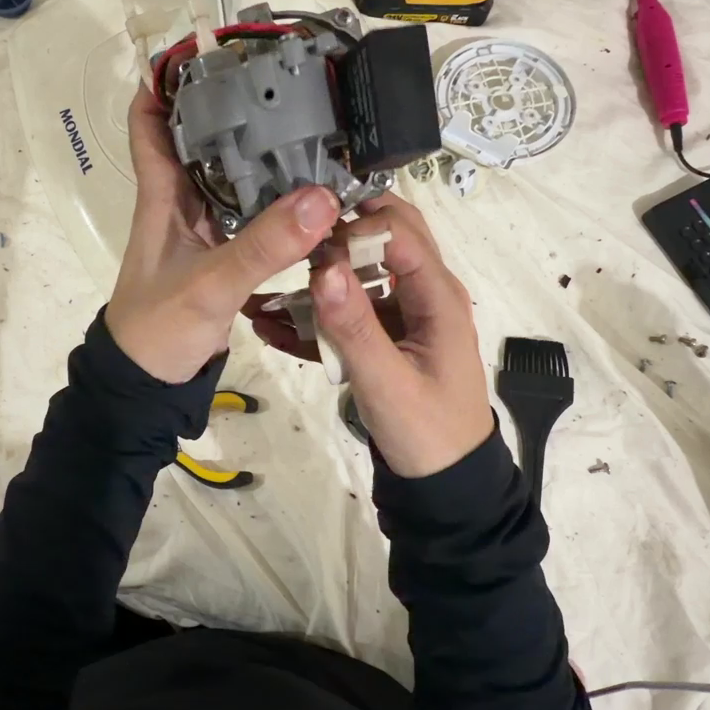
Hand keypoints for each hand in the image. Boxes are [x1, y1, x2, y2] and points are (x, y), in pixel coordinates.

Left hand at [106, 87, 339, 383]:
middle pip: (201, 139)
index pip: (149, 124)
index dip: (163, 84)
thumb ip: (263, 246)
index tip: (201, 49)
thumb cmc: (160, 326)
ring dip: (259, 150)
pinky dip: (274, 197)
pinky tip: (308, 190)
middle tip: (281, 79)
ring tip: (307, 122)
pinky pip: (249, 213)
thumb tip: (323, 196)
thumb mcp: (211, 283)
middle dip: (232, 106)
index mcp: (161, 196)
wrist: (150, 383)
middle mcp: (180, 203)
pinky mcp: (222, 254)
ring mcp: (203, 229)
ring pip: (229, 175)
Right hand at [252, 194, 492, 477]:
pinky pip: (349, 312)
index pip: (398, 231)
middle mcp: (425, 294)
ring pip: (360, 275)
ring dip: (317, 280)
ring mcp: (404, 314)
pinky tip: (272, 327)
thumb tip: (322, 267)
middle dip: (337, 236)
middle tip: (289, 245)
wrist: (444, 481)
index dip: (353, 228)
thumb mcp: (386, 382)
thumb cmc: (425, 431)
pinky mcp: (385, 337)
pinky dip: (316, 317)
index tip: (309, 249)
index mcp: (438, 296)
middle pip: (385, 238)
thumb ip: (353, 325)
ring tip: (265, 295)